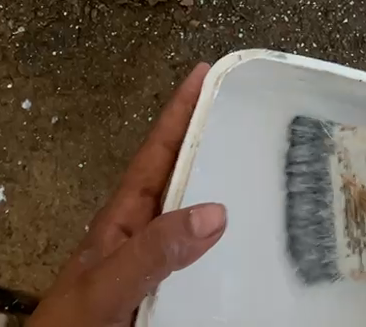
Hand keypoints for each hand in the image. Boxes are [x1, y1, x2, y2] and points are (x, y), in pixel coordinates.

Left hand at [27, 64, 227, 326]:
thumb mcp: (104, 285)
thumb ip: (150, 250)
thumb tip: (216, 210)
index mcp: (124, 216)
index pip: (157, 151)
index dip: (179, 110)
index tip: (204, 70)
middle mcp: (142, 232)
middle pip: (181, 174)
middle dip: (211, 137)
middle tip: (248, 109)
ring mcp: (154, 263)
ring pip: (195, 214)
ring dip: (223, 187)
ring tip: (262, 167)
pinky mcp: (167, 294)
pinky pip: (204, 258)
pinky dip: (227, 243)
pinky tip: (251, 244)